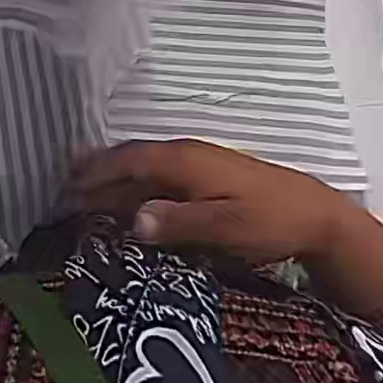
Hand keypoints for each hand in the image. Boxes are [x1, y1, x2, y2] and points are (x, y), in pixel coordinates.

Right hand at [73, 139, 382, 314]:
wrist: (316, 215)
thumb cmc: (271, 219)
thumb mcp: (227, 227)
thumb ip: (180, 222)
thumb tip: (134, 220)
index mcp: (185, 161)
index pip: (131, 160)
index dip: (98, 170)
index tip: (69, 183)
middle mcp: (186, 156)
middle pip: (132, 160)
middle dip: (99, 172)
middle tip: (66, 188)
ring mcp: (197, 165)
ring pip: (145, 169)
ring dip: (116, 181)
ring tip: (86, 194)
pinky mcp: (206, 178)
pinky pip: (159, 178)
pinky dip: (137, 188)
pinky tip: (131, 203)